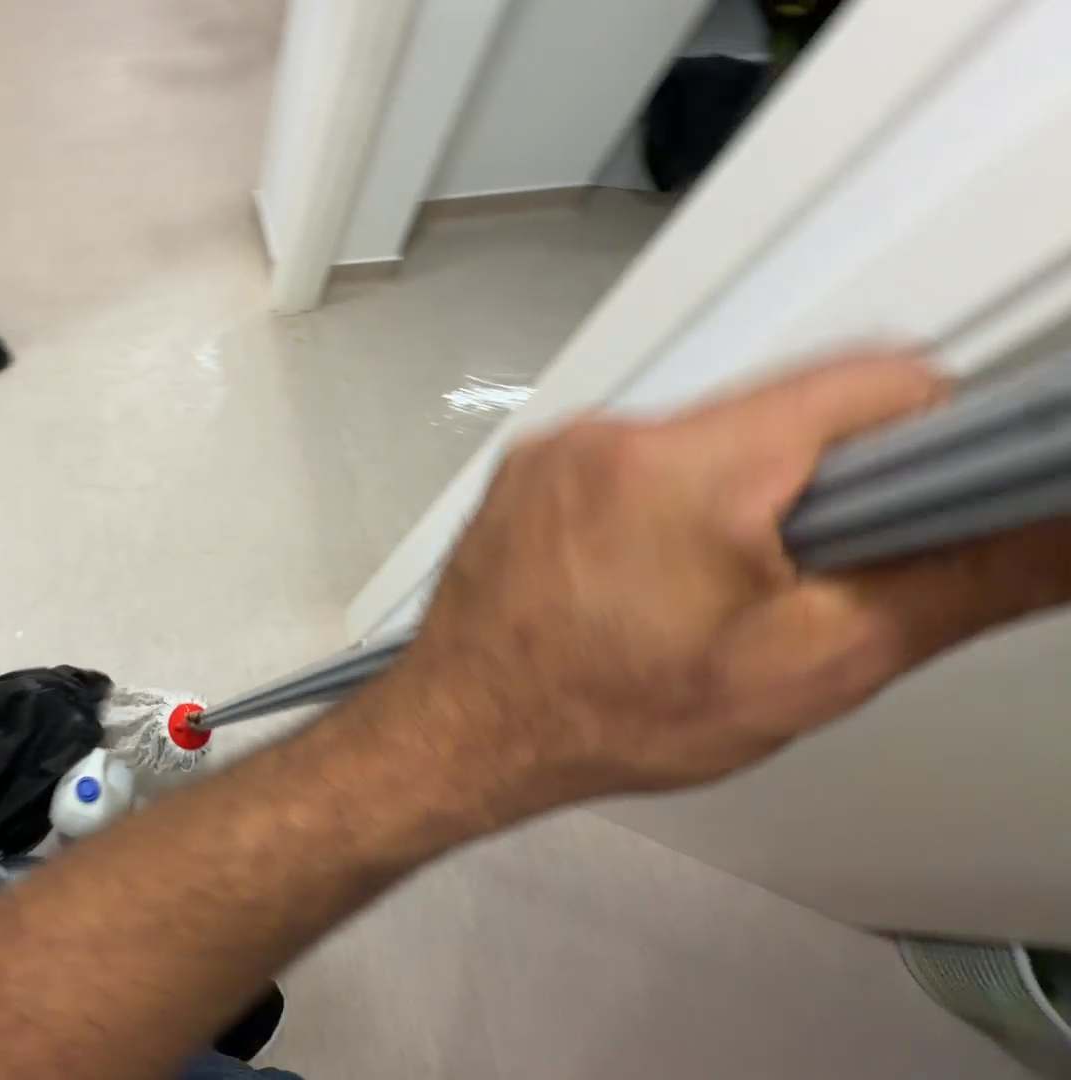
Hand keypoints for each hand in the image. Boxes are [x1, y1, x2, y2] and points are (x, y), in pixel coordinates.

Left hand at [387, 349, 1070, 819]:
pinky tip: (636, 579)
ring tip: (695, 594)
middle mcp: (602, 436)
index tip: (930, 497)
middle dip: (812, 490)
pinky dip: (652, 508)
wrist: (463, 728)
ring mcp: (549, 452)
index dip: (931, 437)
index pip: (869, 384)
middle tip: (791, 579)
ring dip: (726, 503)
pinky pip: (622, 465)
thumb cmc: (603, 714)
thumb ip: (961, 577)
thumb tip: (1055, 521)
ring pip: (696, 444)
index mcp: (682, 464)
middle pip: (772, 416)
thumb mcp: (808, 662)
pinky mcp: (519, 475)